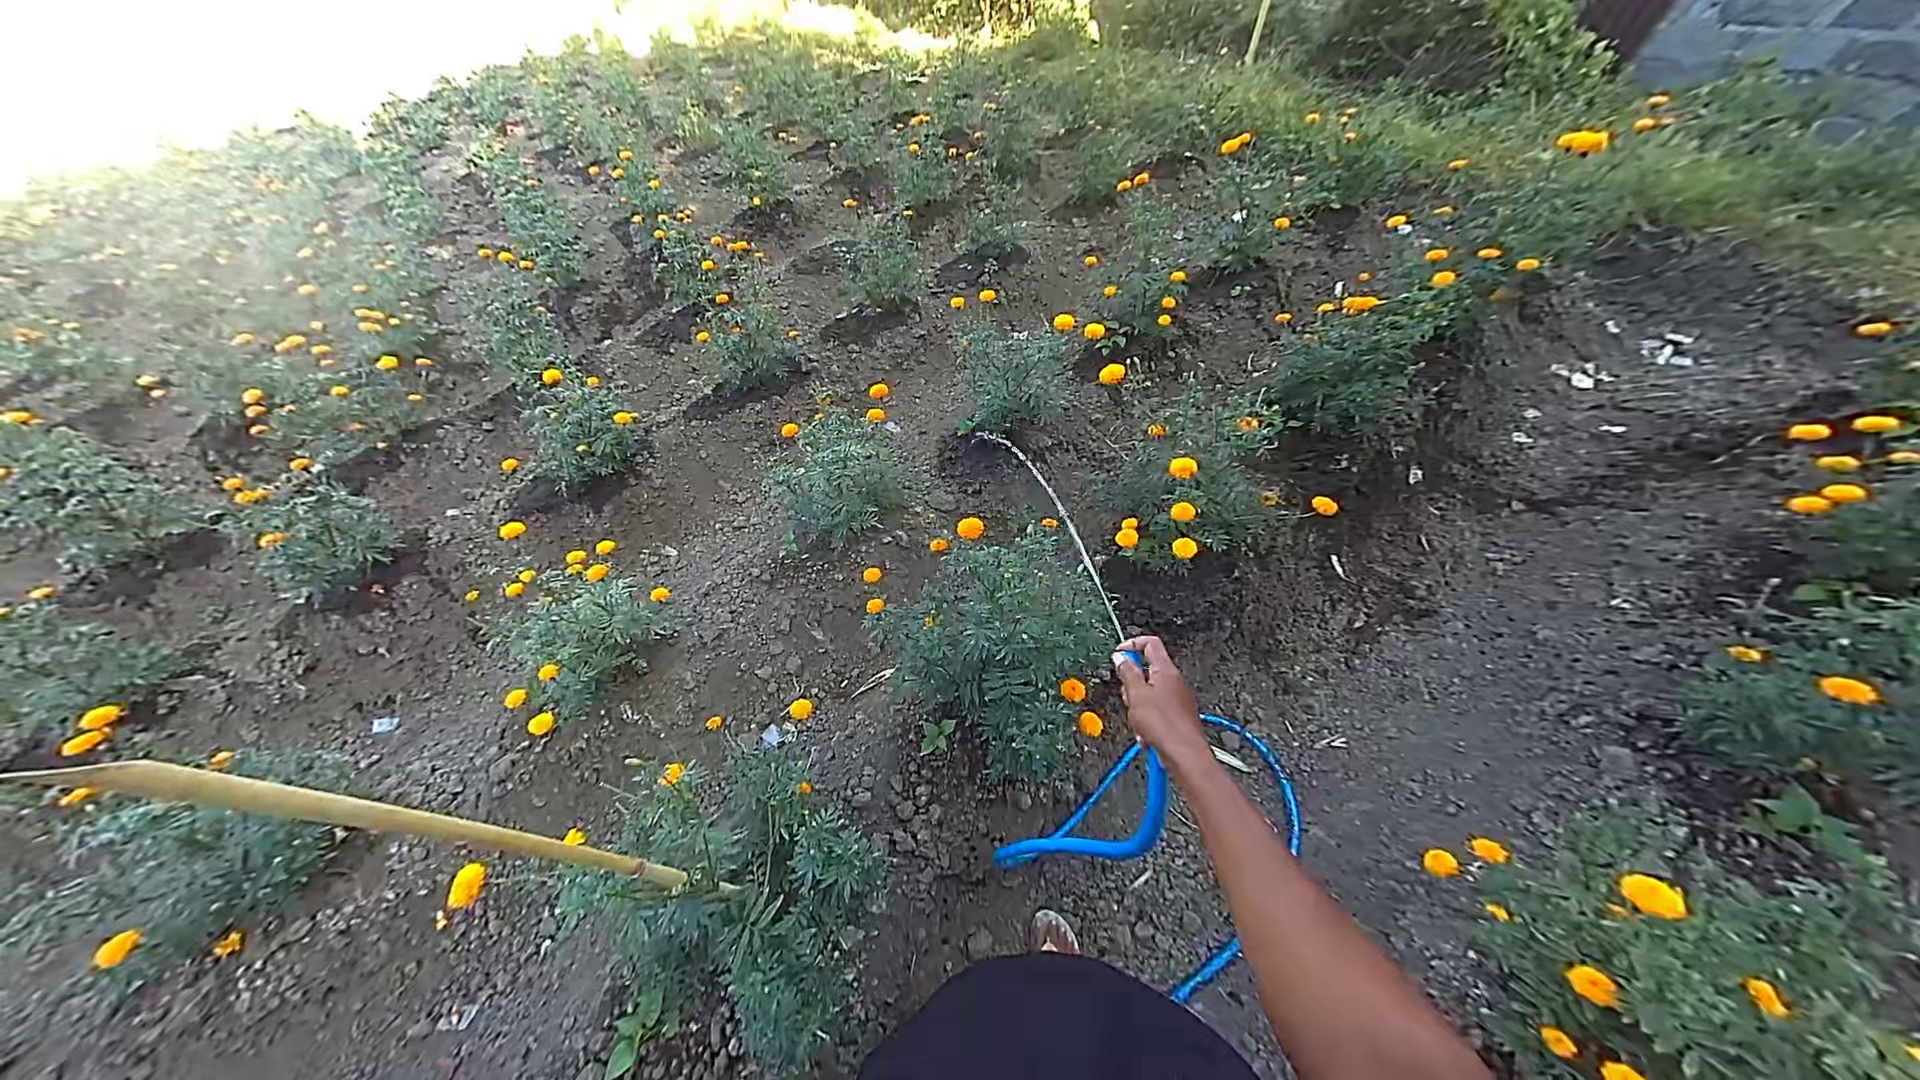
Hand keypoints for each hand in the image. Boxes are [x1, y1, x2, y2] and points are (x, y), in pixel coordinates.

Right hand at [1112, 636, 1211, 774]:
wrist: (1184, 754)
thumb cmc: (1165, 725)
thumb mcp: (1136, 694)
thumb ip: (1127, 672)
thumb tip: (1121, 657)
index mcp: (1166, 670)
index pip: (1150, 643)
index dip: (1132, 645)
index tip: (1119, 655)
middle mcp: (1174, 681)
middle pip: (1146, 670)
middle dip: (1132, 683)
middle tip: (1129, 695)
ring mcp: (1177, 698)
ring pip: (1148, 692)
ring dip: (1138, 704)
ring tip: (1139, 718)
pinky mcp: (1176, 714)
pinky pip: (1155, 709)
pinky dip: (1146, 718)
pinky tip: (1146, 731)